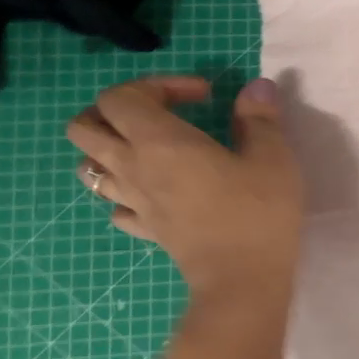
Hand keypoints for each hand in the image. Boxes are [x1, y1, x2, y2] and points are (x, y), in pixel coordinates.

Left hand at [66, 76, 302, 303]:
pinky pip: (115, 203)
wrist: (241, 274)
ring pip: (88, 166)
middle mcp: (131, 166)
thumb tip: (257, 86)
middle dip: (114, 112)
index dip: (157, 85)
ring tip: (150, 153)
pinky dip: (127, 192)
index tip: (203, 95)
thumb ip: (260, 119)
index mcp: (159, 141)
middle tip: (159, 116)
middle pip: (85, 126)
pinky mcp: (143, 227)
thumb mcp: (273, 158)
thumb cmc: (259, 210)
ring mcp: (132, 200)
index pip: (122, 97)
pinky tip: (157, 195)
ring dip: (110, 150)